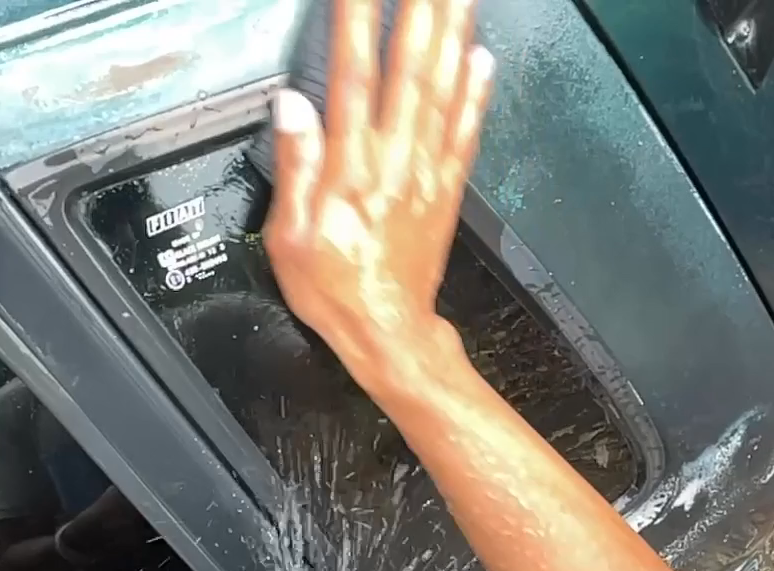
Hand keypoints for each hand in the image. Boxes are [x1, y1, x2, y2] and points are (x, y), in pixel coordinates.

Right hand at [263, 0, 494, 390]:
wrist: (388, 334)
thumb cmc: (337, 293)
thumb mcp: (290, 240)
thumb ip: (295, 168)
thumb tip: (291, 108)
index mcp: (350, 170)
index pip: (353, 73)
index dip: (357, 16)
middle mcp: (394, 162)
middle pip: (410, 66)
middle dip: (418, 7)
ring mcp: (425, 175)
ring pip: (443, 89)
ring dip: (452, 31)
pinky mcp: (445, 194)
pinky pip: (465, 135)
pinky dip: (476, 94)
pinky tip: (483, 58)